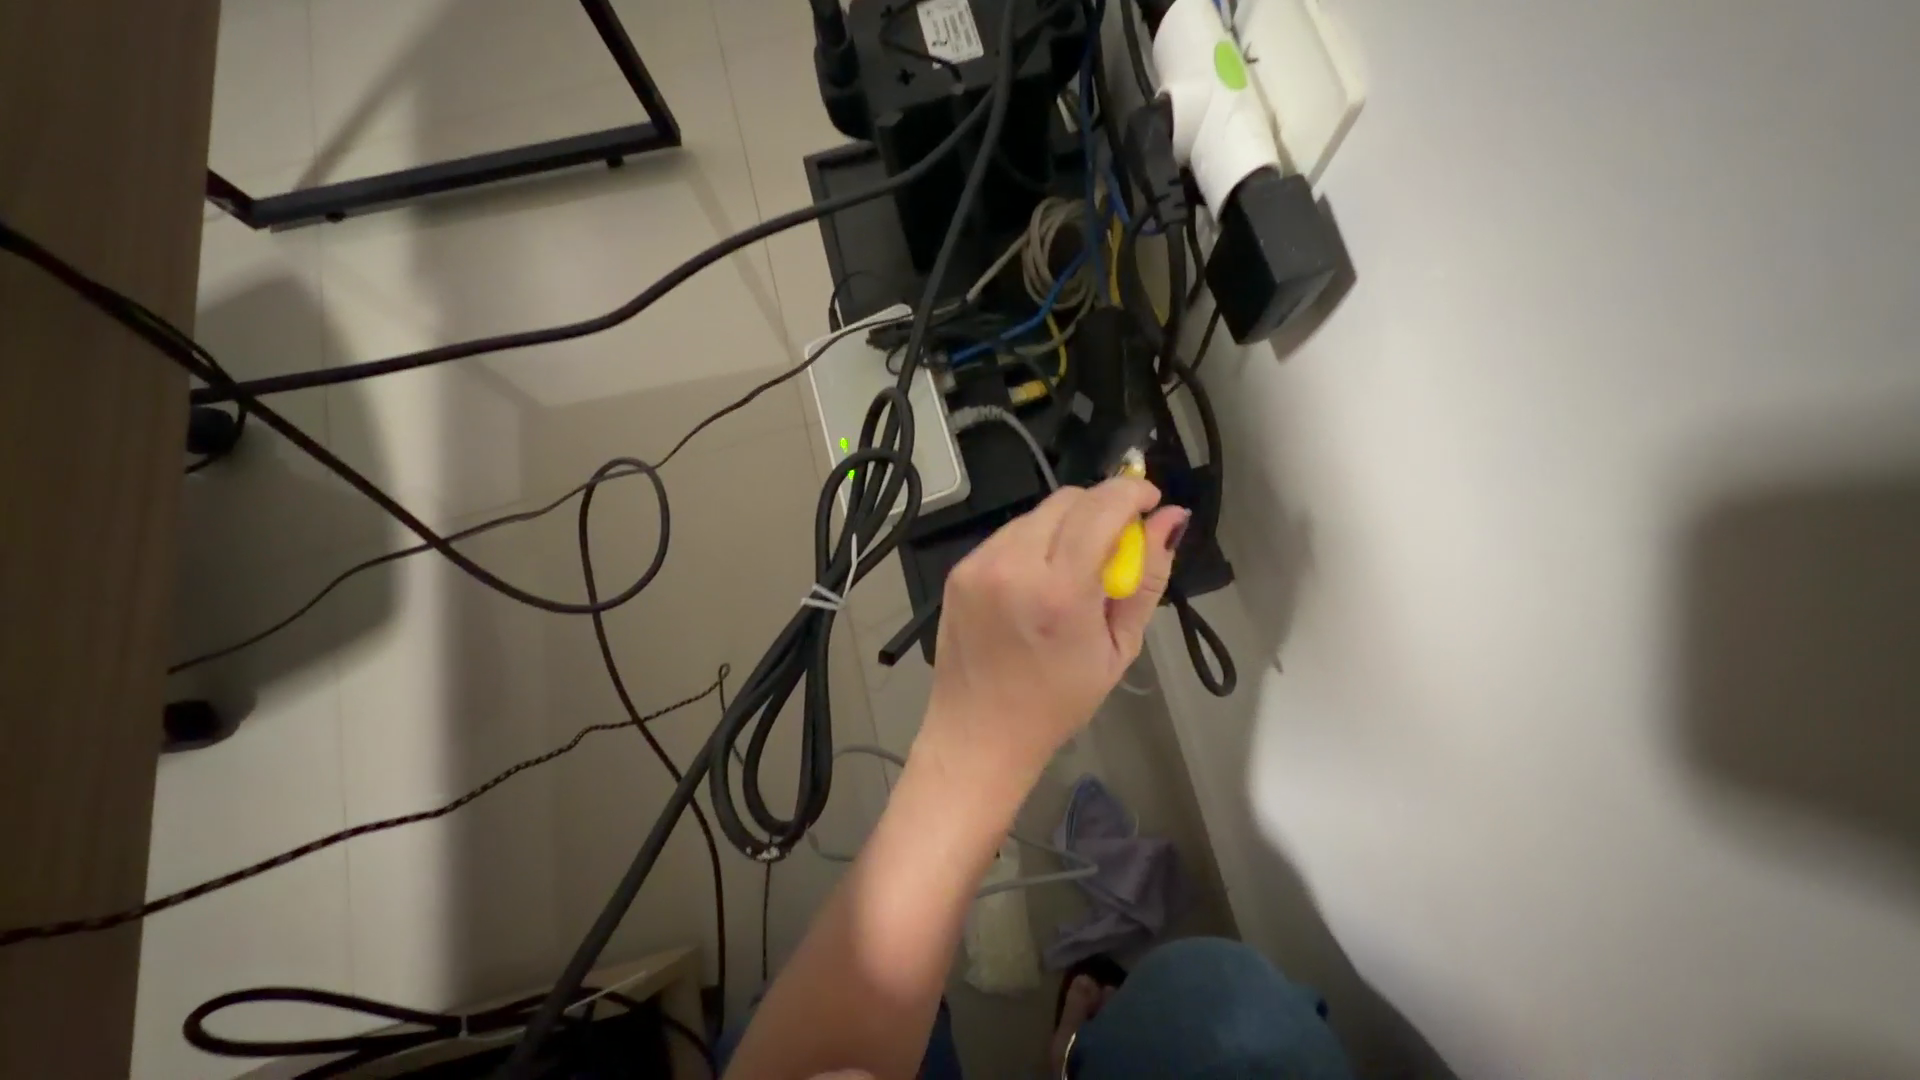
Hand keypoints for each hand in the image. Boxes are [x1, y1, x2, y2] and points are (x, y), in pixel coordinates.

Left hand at [921, 478, 1189, 773]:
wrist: (979, 732)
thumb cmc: (1058, 702)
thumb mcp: (1119, 649)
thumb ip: (1147, 579)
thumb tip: (1171, 520)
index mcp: (1060, 591)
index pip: (1101, 507)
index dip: (1132, 492)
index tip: (1150, 501)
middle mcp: (1014, 566)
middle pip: (1068, 500)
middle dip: (1101, 507)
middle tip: (1117, 543)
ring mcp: (980, 564)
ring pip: (1036, 513)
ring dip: (1067, 525)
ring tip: (1075, 568)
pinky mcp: (960, 570)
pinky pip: (1008, 534)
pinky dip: (1034, 542)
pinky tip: (1039, 580)